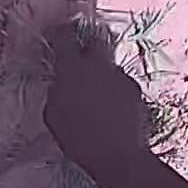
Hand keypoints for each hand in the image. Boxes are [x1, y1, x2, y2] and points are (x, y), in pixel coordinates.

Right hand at [43, 25, 150, 179]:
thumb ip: (55, 93)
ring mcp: (119, 75)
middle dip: (84, 42)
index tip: (55, 33)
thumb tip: (59, 84)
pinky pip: (118, 80)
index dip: (58, 33)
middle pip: (93, 40)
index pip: (64, 39)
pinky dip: (111, 87)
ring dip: (98, 70)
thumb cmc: (77, 138)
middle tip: (77, 53)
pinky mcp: (134, 88)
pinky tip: (107, 105)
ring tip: (92, 90)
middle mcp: (98, 66)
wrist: (117, 155)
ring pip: (106, 63)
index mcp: (73, 70)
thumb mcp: (53, 116)